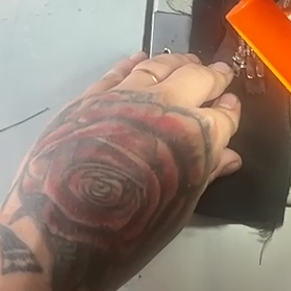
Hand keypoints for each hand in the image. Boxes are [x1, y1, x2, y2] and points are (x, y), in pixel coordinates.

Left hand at [0, 53, 242, 290]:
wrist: (59, 228)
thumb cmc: (127, 233)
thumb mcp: (176, 211)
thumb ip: (205, 173)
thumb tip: (231, 156)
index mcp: (196, 137)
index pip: (224, 116)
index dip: (230, 110)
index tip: (230, 104)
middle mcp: (166, 106)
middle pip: (197, 78)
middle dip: (212, 76)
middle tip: (218, 74)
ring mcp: (127, 95)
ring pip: (159, 65)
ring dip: (177, 62)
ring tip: (186, 61)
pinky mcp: (93, 95)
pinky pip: (119, 70)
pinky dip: (135, 62)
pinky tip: (142, 58)